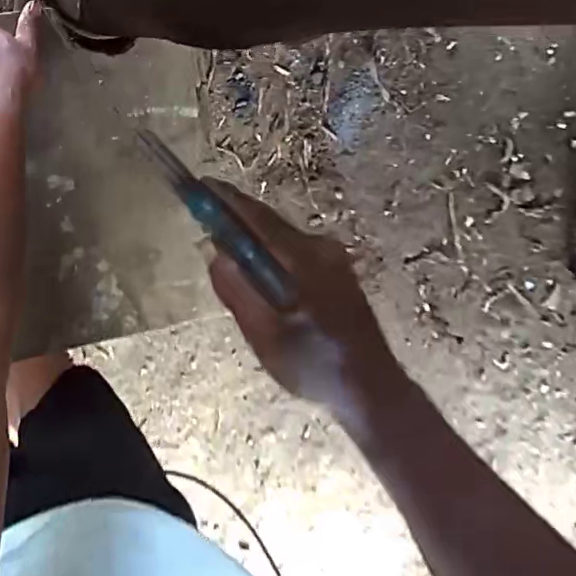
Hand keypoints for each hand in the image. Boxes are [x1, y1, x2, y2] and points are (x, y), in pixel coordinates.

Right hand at [204, 180, 400, 412]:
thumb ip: (237, 291)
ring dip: (252, 233)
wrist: (373, 390)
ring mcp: (332, 257)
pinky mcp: (336, 269)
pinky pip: (293, 248)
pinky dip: (269, 248)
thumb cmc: (315, 366)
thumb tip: (213, 252)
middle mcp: (321, 247)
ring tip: (224, 237)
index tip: (201, 184)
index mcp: (304, 259)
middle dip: (236, 213)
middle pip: (270, 222)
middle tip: (205, 208)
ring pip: (281, 235)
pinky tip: (256, 264)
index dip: (227, 200)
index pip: (257, 218)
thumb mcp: (265, 336)